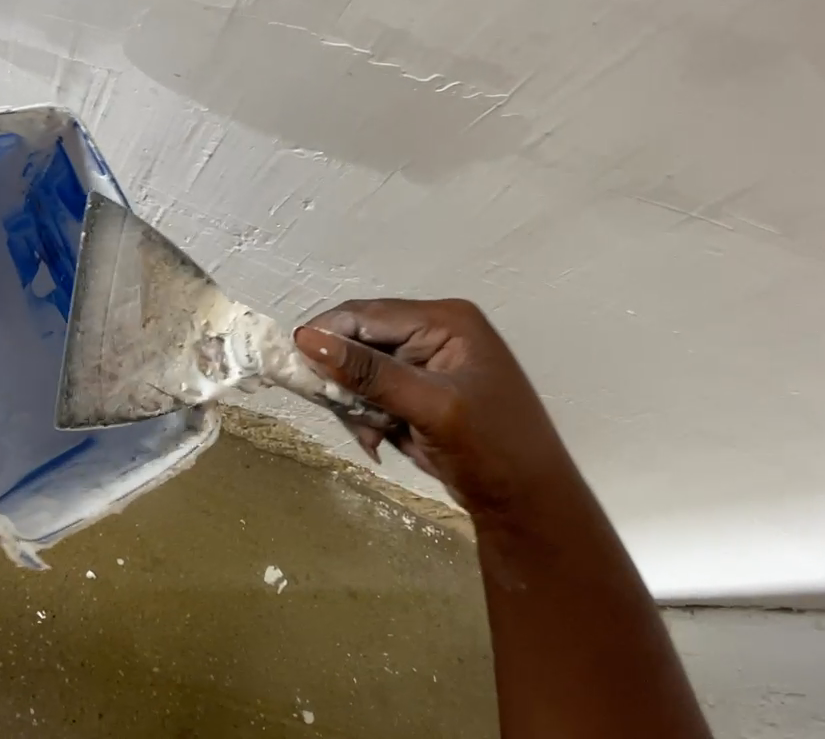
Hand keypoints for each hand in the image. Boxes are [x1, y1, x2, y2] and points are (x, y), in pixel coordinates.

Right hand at [293, 299, 575, 521]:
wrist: (530, 509)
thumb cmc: (494, 451)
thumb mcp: (430, 407)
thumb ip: (369, 372)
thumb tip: (305, 339)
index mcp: (445, 321)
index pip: (366, 314)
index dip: (326, 337)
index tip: (294, 366)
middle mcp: (434, 332)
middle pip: (359, 341)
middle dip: (345, 380)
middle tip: (337, 412)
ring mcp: (427, 362)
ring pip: (359, 370)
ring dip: (354, 404)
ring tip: (372, 437)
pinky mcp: (419, 390)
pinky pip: (371, 392)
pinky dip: (366, 416)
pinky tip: (379, 440)